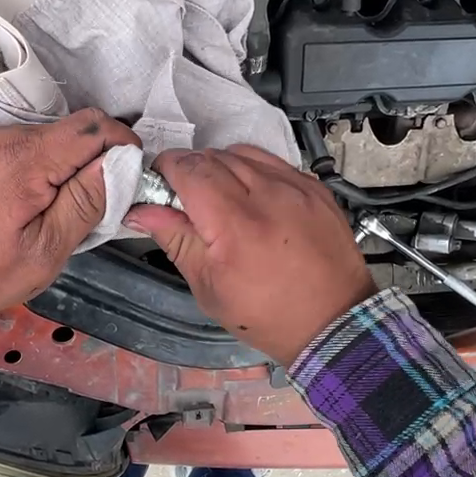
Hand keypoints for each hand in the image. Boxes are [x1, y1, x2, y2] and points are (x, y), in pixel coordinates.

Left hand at [0, 110, 138, 312]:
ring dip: (62, 165)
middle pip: (69, 131)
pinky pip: (16, 147)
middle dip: (92, 159)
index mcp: (26, 159)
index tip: (131, 171)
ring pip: (43, 139)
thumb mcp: (47, 249)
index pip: (92, 127)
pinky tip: (26, 201)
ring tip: (56, 208)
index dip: (121, 144)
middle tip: (95, 201)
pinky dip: (34, 166)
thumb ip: (85, 202)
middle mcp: (2, 137)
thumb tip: (119, 165)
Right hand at [125, 146, 376, 363]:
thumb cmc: (269, 316)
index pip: (189, 168)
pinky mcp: (315, 189)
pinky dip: (253, 171)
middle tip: (184, 197)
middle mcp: (268, 195)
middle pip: (213, 156)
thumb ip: (175, 239)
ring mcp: (296, 188)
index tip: (160, 181)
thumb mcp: (209, 287)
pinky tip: (250, 196)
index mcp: (235, 223)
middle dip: (191, 169)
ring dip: (221, 166)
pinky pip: (274, 163)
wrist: (333, 323)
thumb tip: (143, 211)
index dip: (167, 168)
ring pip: (243, 153)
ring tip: (219, 197)